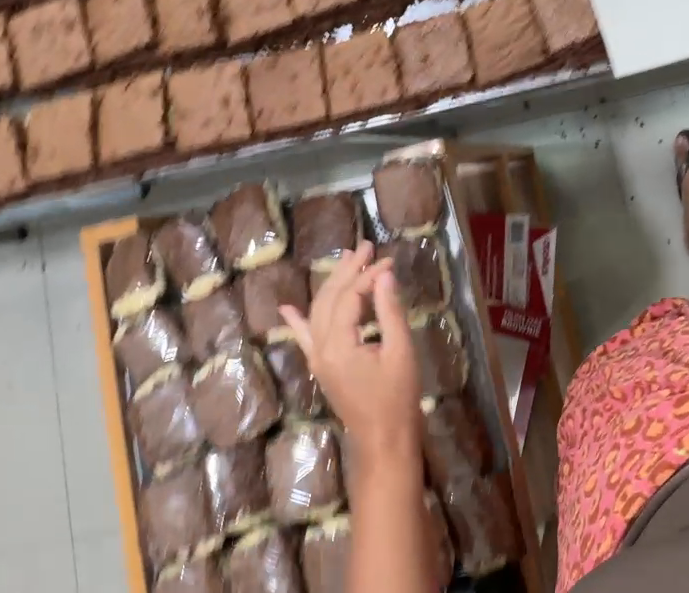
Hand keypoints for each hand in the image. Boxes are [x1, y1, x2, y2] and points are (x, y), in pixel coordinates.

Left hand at [280, 243, 421, 455]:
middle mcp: (320, 349)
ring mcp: (318, 359)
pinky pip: (305, 339)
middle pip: (329, 299)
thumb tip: (383, 275)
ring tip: (346, 260)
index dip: (369, 275)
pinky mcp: (322, 367)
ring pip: (318, 312)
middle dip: (347, 271)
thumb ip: (389, 311)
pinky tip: (288, 308)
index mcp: (338, 344)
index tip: (389, 261)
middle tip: (365, 246)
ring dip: (331, 284)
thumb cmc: (398, 397)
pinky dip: (297, 321)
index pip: (350, 297)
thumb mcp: (400, 351)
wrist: (384, 441)